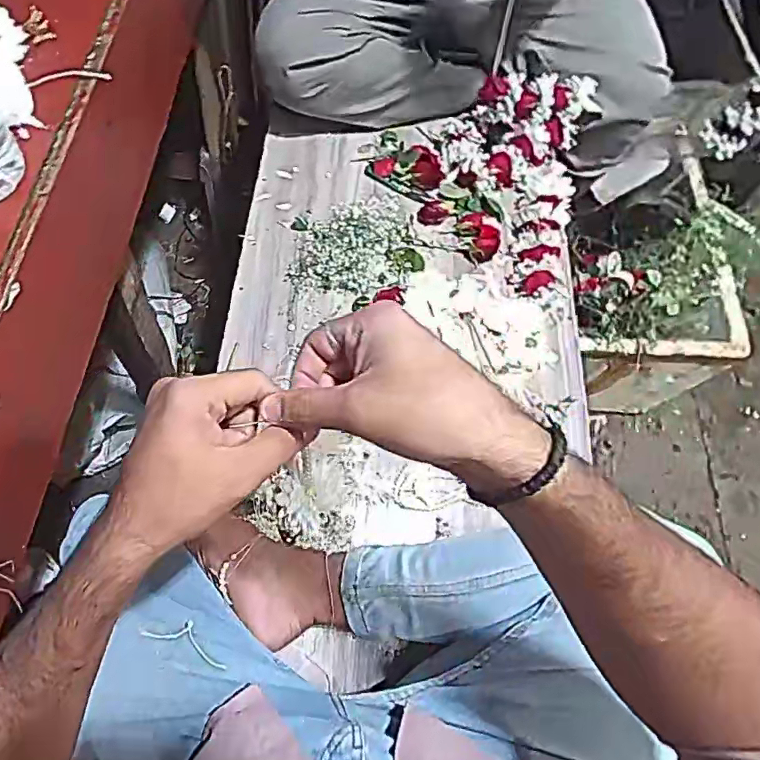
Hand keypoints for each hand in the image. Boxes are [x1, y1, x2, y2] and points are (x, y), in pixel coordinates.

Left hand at [96, 371, 307, 562]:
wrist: (136, 530)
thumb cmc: (177, 503)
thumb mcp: (243, 471)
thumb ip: (282, 441)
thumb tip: (304, 424)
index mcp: (189, 391)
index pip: (255, 381)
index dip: (275, 411)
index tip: (279, 439)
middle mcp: (175, 388)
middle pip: (241, 395)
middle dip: (251, 429)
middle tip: (240, 462)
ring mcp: (168, 402)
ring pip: (228, 409)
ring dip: (236, 438)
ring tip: (222, 467)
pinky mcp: (167, 419)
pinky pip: (211, 419)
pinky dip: (220, 442)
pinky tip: (211, 466)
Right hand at [260, 303, 550, 496]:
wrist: (485, 439)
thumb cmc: (433, 412)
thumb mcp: (353, 410)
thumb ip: (305, 406)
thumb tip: (274, 406)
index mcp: (374, 320)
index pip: (314, 343)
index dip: (303, 379)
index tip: (302, 409)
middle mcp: (390, 329)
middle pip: (332, 359)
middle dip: (325, 393)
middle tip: (325, 423)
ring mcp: (404, 352)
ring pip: (352, 376)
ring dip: (345, 402)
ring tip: (358, 424)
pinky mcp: (415, 375)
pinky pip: (374, 385)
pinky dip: (365, 406)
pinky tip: (376, 425)